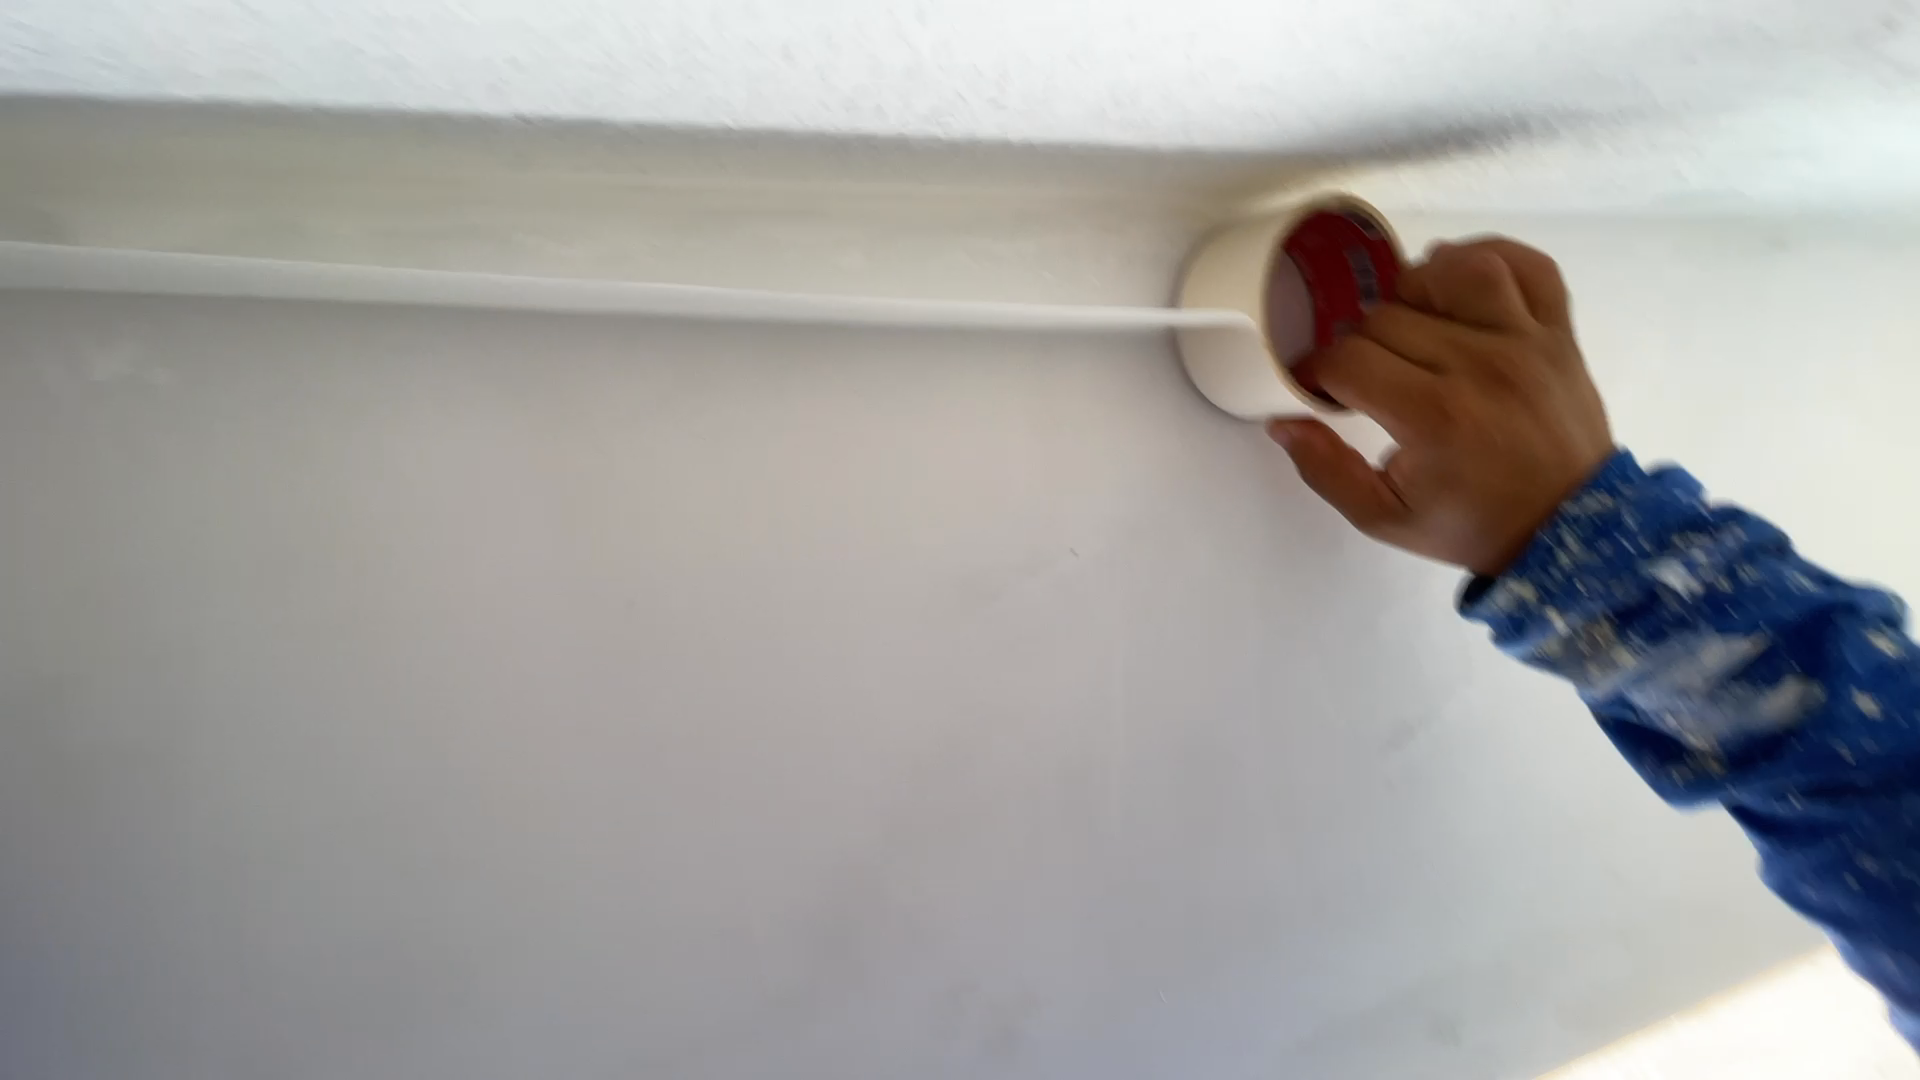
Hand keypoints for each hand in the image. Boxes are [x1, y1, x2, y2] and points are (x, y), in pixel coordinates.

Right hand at [1268, 238, 1613, 576]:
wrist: (1568, 526)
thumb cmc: (1467, 523)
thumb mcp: (1380, 517)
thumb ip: (1325, 470)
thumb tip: (1282, 422)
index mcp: (1433, 415)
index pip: (1348, 361)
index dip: (1316, 372)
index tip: (1318, 390)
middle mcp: (1480, 365)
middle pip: (1386, 317)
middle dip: (1353, 342)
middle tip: (1357, 374)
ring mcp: (1526, 340)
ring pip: (1454, 272)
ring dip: (1412, 290)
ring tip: (1402, 320)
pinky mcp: (1558, 331)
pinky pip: (1526, 265)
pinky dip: (1484, 260)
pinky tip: (1454, 284)